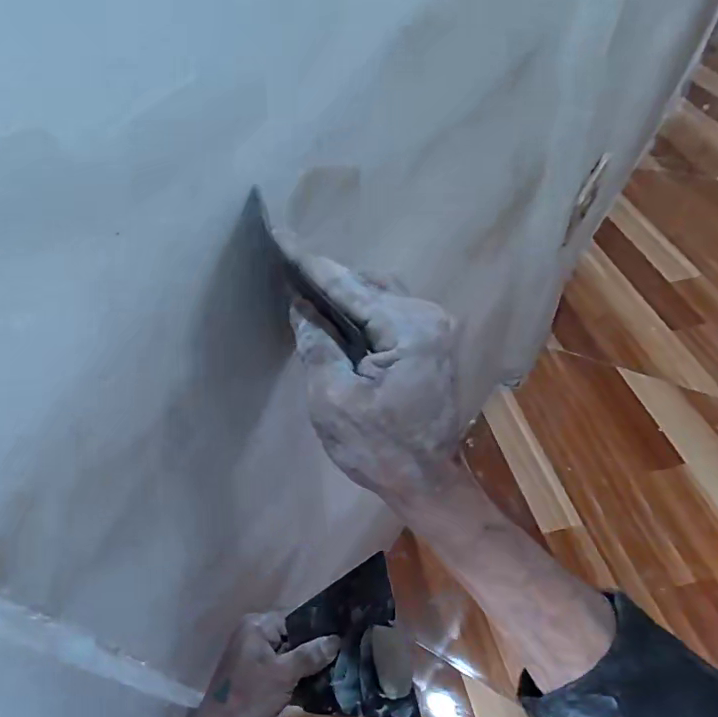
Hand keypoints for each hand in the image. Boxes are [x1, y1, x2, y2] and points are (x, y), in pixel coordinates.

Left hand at [189, 612, 339, 716]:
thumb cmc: (250, 696)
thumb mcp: (283, 673)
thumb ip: (310, 655)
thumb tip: (336, 639)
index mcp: (257, 626)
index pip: (295, 617)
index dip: (319, 627)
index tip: (344, 634)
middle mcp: (256, 635)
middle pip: (294, 636)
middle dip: (317, 647)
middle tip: (345, 654)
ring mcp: (257, 656)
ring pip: (292, 654)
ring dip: (310, 664)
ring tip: (340, 668)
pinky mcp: (260, 676)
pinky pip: (286, 669)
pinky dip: (300, 676)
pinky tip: (323, 683)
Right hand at [288, 253, 464, 501]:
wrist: (424, 481)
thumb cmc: (376, 448)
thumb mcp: (332, 398)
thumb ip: (317, 344)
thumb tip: (301, 306)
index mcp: (409, 329)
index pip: (349, 287)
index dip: (310, 264)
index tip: (282, 235)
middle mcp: (429, 318)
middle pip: (369, 285)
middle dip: (329, 279)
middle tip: (289, 268)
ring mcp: (435, 330)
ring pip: (382, 296)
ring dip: (346, 295)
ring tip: (308, 292)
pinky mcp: (432, 345)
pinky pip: (391, 314)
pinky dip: (363, 313)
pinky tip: (338, 317)